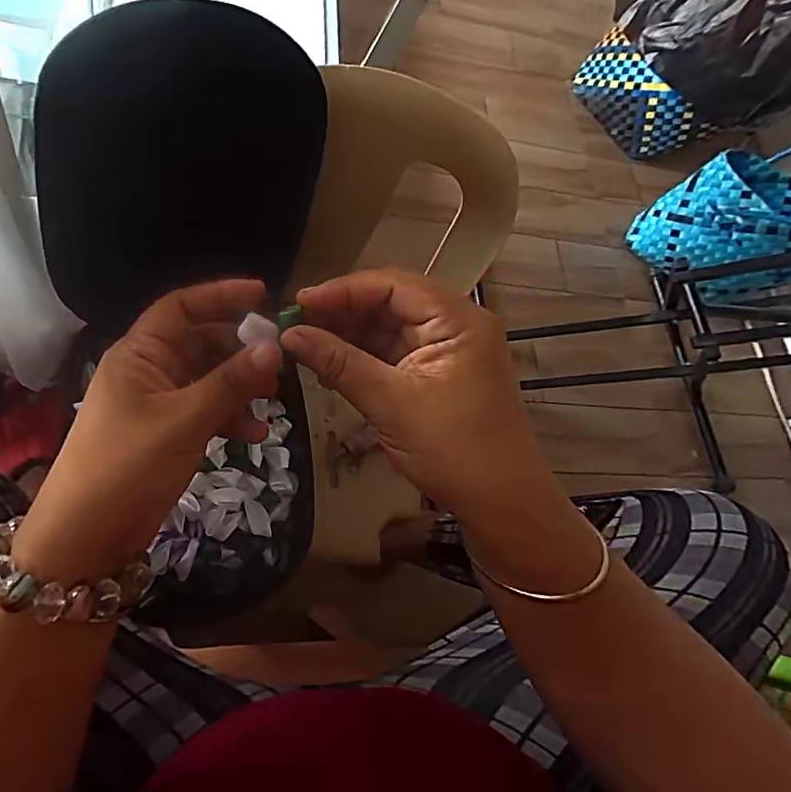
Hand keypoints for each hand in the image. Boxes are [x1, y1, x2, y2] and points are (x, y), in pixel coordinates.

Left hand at [13, 279, 281, 583]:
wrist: (84, 537)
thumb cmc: (128, 465)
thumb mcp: (184, 420)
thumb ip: (230, 383)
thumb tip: (274, 347)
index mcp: (139, 353)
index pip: (181, 307)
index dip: (220, 296)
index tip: (264, 295)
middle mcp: (146, 370)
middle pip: (198, 342)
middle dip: (238, 348)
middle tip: (279, 359)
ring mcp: (154, 404)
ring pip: (205, 379)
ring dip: (238, 385)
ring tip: (274, 398)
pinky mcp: (162, 434)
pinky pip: (202, 412)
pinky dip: (228, 418)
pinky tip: (256, 434)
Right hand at [280, 270, 553, 525]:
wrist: (501, 506)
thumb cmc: (454, 450)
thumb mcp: (390, 403)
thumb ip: (338, 362)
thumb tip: (289, 334)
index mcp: (457, 319)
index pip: (391, 285)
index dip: (342, 290)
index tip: (299, 303)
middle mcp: (454, 324)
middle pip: (388, 301)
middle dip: (340, 312)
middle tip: (294, 323)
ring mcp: (445, 348)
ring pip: (385, 326)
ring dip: (345, 334)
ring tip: (303, 342)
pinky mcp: (435, 372)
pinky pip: (390, 351)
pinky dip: (359, 356)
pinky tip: (327, 362)